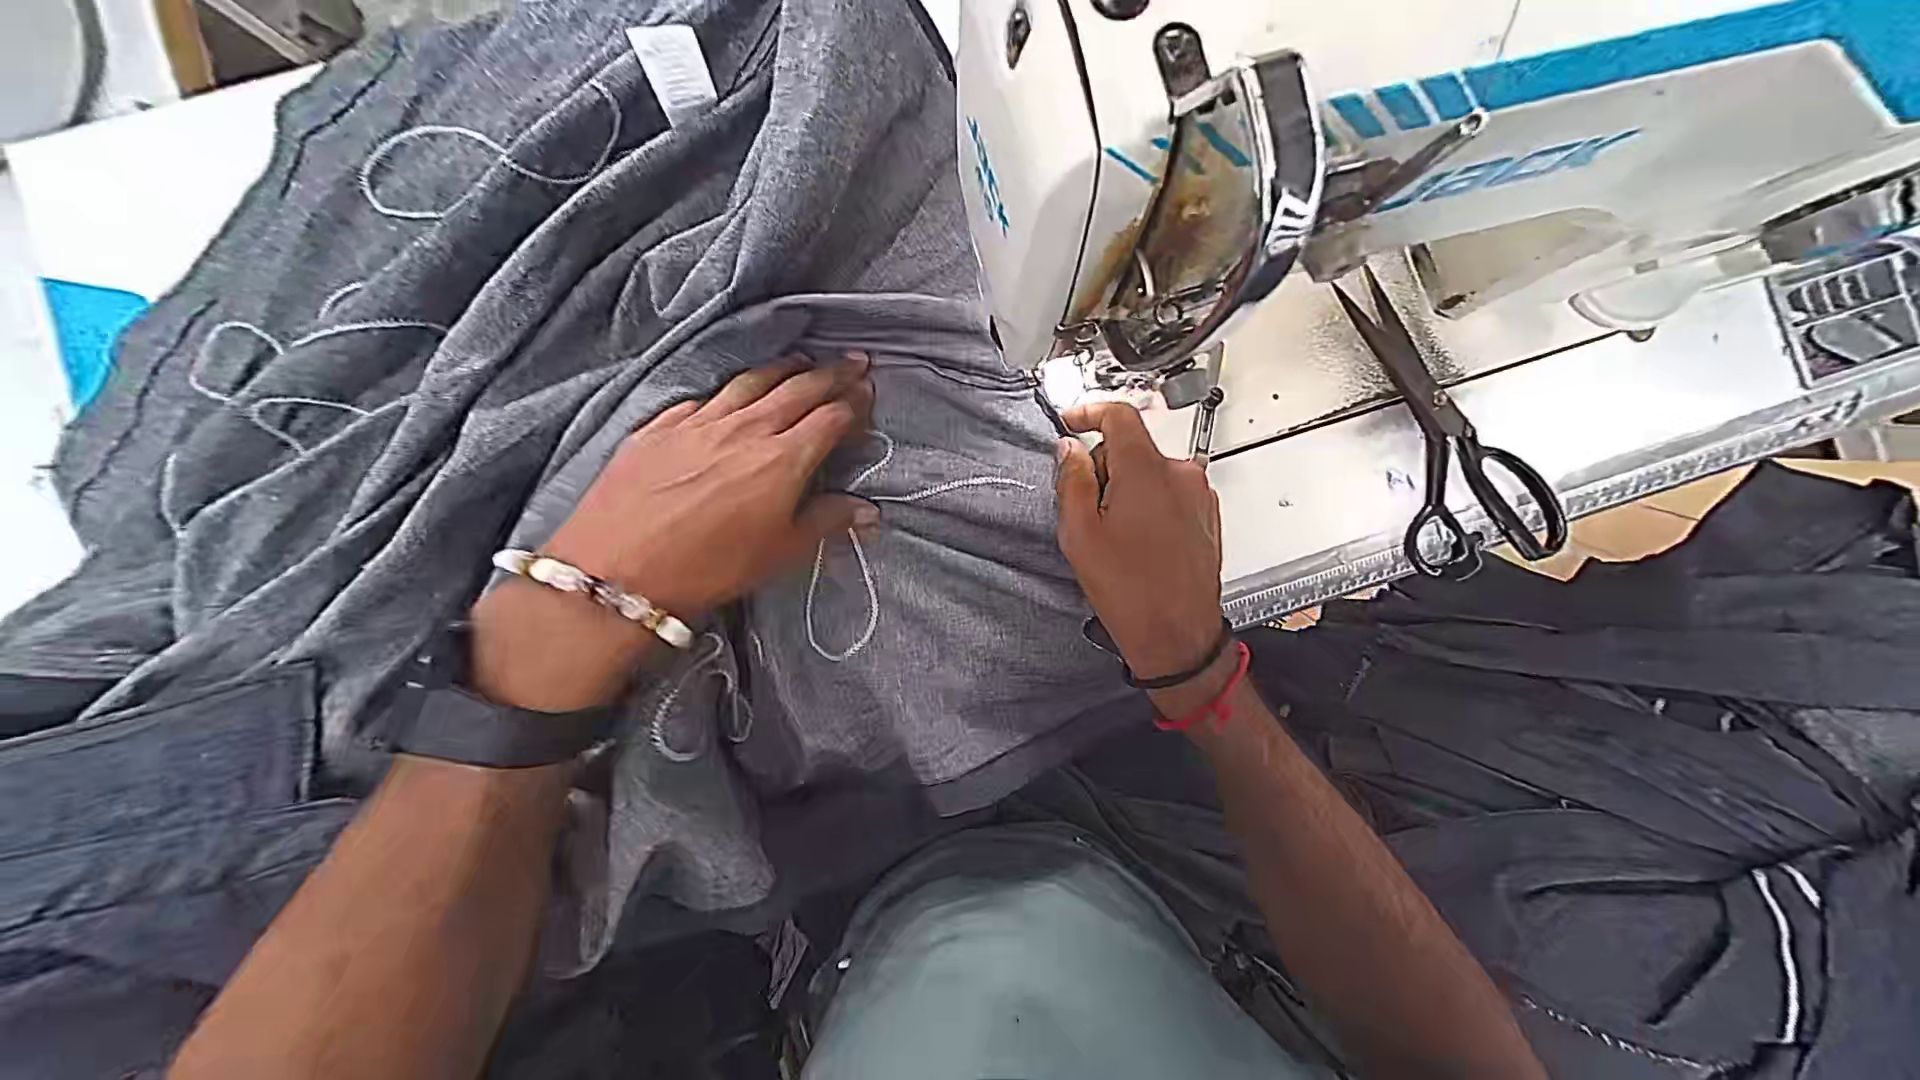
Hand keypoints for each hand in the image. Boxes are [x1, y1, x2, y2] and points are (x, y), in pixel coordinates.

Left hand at [469, 353, 876, 710]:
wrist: (619, 570)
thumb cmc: (711, 567)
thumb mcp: (780, 551)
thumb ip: (826, 520)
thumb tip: (868, 510)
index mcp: (783, 458)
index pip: (830, 417)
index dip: (854, 403)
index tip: (868, 392)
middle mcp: (746, 428)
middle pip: (798, 388)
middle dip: (831, 374)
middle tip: (854, 362)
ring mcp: (700, 421)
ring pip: (752, 381)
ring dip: (784, 369)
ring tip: (802, 362)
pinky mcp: (661, 425)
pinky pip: (706, 397)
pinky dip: (731, 391)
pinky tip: (732, 394)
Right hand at [1054, 402, 1227, 711]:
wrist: (1177, 634)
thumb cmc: (1134, 593)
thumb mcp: (1080, 534)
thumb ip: (1072, 480)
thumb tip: (1070, 450)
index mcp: (1146, 471)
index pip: (1119, 415)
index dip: (1089, 413)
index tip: (1074, 421)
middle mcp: (1180, 475)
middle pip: (1132, 447)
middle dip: (1103, 466)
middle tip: (1087, 506)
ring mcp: (1198, 495)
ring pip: (1151, 470)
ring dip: (1127, 488)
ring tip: (1115, 535)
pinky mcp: (1206, 514)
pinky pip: (1170, 492)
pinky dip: (1149, 504)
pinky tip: (1138, 541)